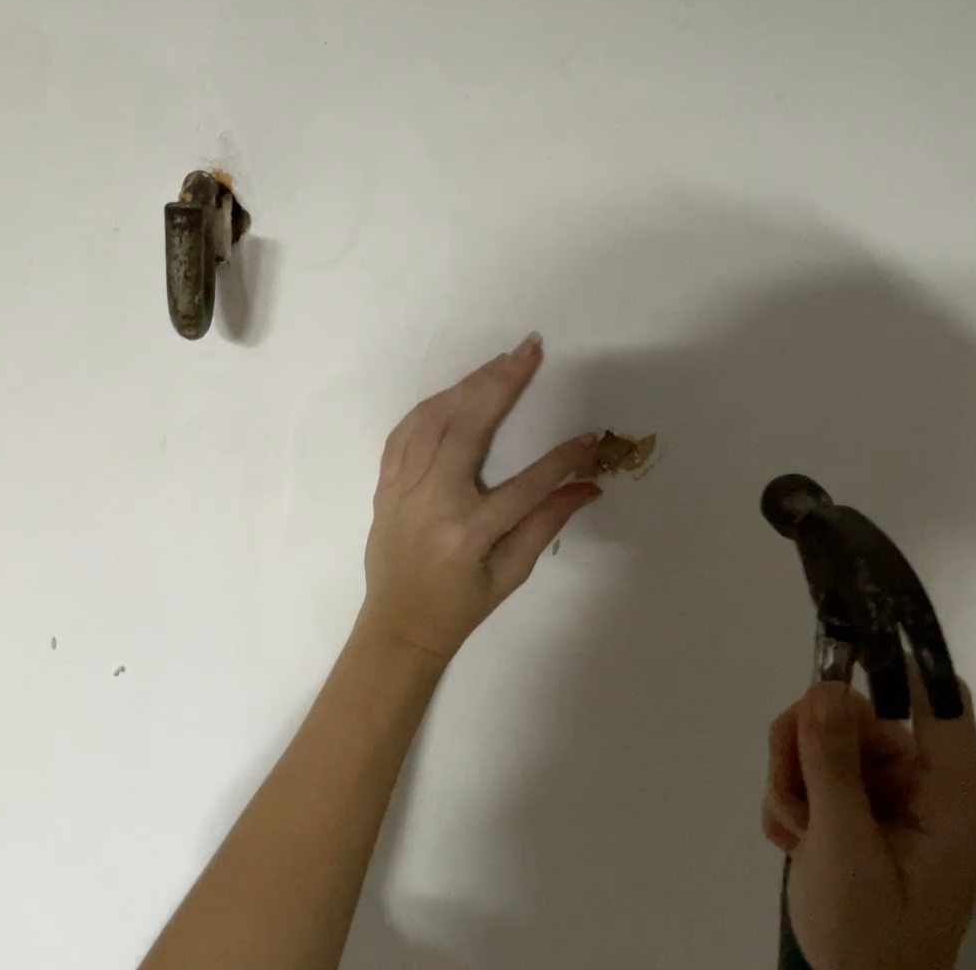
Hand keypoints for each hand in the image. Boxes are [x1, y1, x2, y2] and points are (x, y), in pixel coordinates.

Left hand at [357, 332, 601, 662]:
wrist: (397, 625)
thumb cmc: (459, 606)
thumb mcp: (510, 575)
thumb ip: (545, 526)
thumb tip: (587, 486)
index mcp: (467, 534)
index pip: (525, 487)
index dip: (561, 461)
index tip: (589, 437)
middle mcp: (431, 503)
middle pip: (468, 429)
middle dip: (501, 384)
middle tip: (529, 350)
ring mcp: (402, 489)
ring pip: (432, 420)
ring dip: (466, 385)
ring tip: (500, 362)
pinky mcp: (386, 484)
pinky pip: (404, 432)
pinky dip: (430, 406)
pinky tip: (454, 390)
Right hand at [764, 678, 975, 969]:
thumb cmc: (868, 933)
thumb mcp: (844, 849)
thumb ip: (832, 766)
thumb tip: (824, 684)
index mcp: (951, 798)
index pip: (941, 701)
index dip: (899, 664)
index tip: (839, 645)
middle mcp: (923, 786)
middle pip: (856, 715)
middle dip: (807, 747)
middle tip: (788, 794)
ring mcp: (888, 797)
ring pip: (824, 739)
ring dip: (792, 779)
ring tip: (792, 830)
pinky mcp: (857, 810)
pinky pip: (813, 770)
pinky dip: (792, 799)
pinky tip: (793, 840)